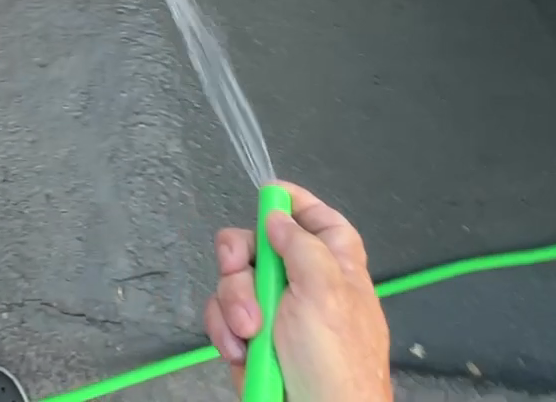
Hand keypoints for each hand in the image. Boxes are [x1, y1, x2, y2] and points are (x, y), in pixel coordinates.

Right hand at [204, 182, 391, 401]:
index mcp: (335, 272)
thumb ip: (301, 246)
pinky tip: (240, 350)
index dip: (298, 204)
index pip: (323, 223)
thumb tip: (276, 215)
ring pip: (232, 279)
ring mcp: (274, 311)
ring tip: (249, 334)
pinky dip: (223, 328)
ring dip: (232, 303)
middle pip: (258, 243)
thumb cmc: (332, 362)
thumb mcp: (325, 296)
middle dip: (239, 260)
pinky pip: (220, 313)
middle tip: (237, 271)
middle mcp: (303, 286)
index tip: (268, 193)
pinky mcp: (248, 335)